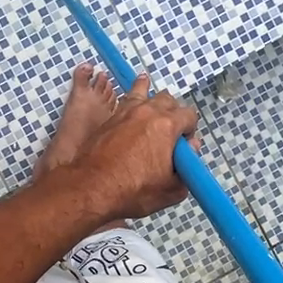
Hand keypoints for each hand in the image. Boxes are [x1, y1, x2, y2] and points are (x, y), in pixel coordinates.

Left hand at [54, 75, 201, 223]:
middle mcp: (147, 111)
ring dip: (150, 97)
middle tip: (170, 132)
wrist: (92, 187)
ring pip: (143, 92)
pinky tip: (132, 107)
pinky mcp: (110, 118)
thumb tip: (189, 151)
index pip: (189, 115)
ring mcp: (126, 112)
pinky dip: (132, 100)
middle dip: (173, 112)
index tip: (184, 144)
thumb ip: (187, 169)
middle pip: (167, 100)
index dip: (190, 129)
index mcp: (166, 125)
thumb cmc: (134, 190)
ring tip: (151, 101)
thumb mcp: (172, 189)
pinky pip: (126, 101)